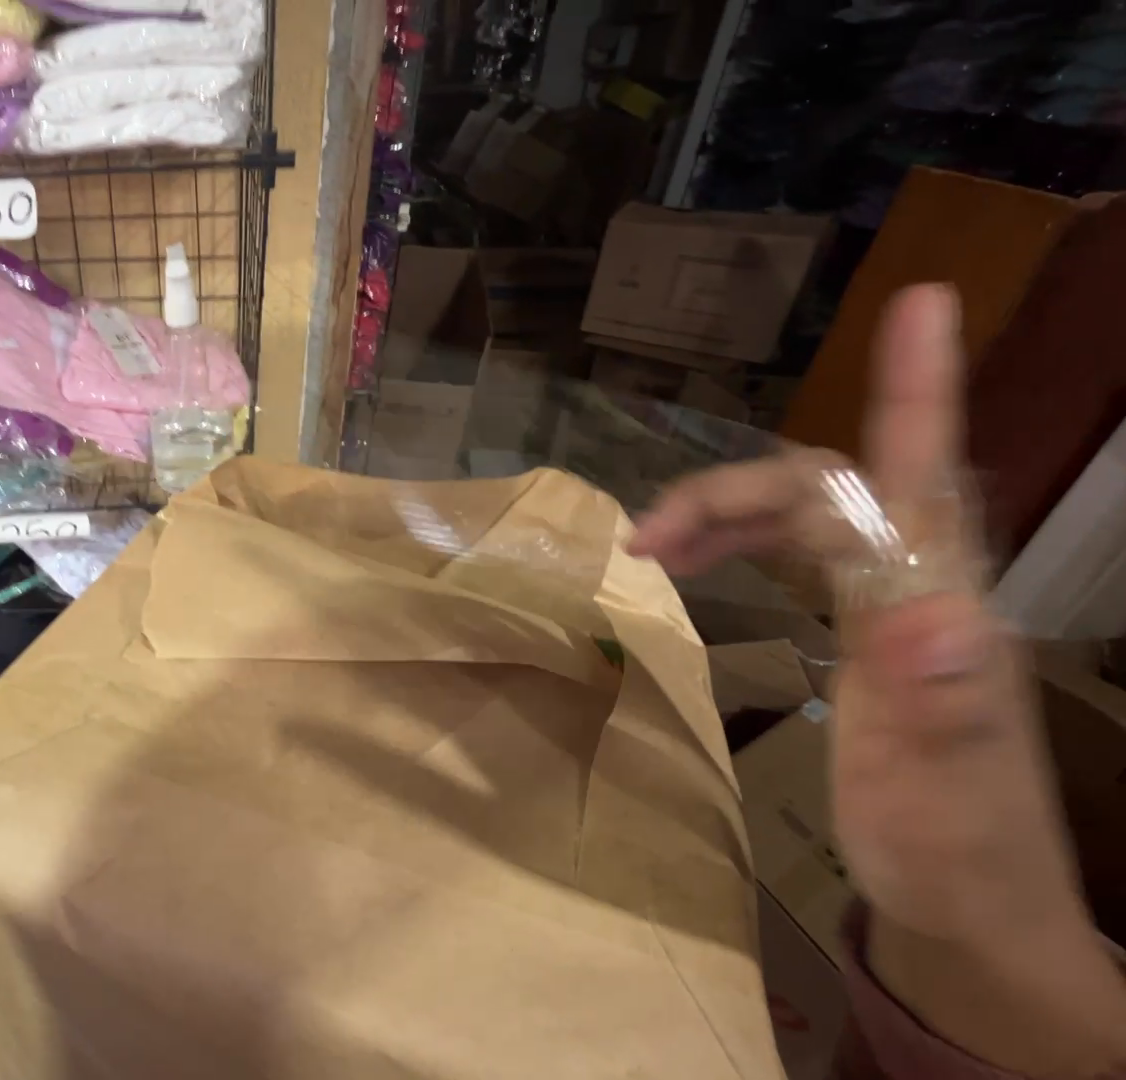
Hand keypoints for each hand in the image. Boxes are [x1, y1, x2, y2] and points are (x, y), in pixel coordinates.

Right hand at [630, 285, 1125, 1076]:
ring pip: (802, 517)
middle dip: (728, 493)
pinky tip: (693, 565)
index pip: (914, 481)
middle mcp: (921, 589)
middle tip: (643, 535)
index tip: (915, 303)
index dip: (916, 390)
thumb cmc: (952, 855)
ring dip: (722, 514)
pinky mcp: (863, 631)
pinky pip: (794, 556)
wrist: (964, 907)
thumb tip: (934, 609)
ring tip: (649, 545)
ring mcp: (892, 609)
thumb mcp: (943, 794)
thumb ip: (944, 705)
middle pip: (824, 491)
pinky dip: (734, 544)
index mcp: (941, 610)